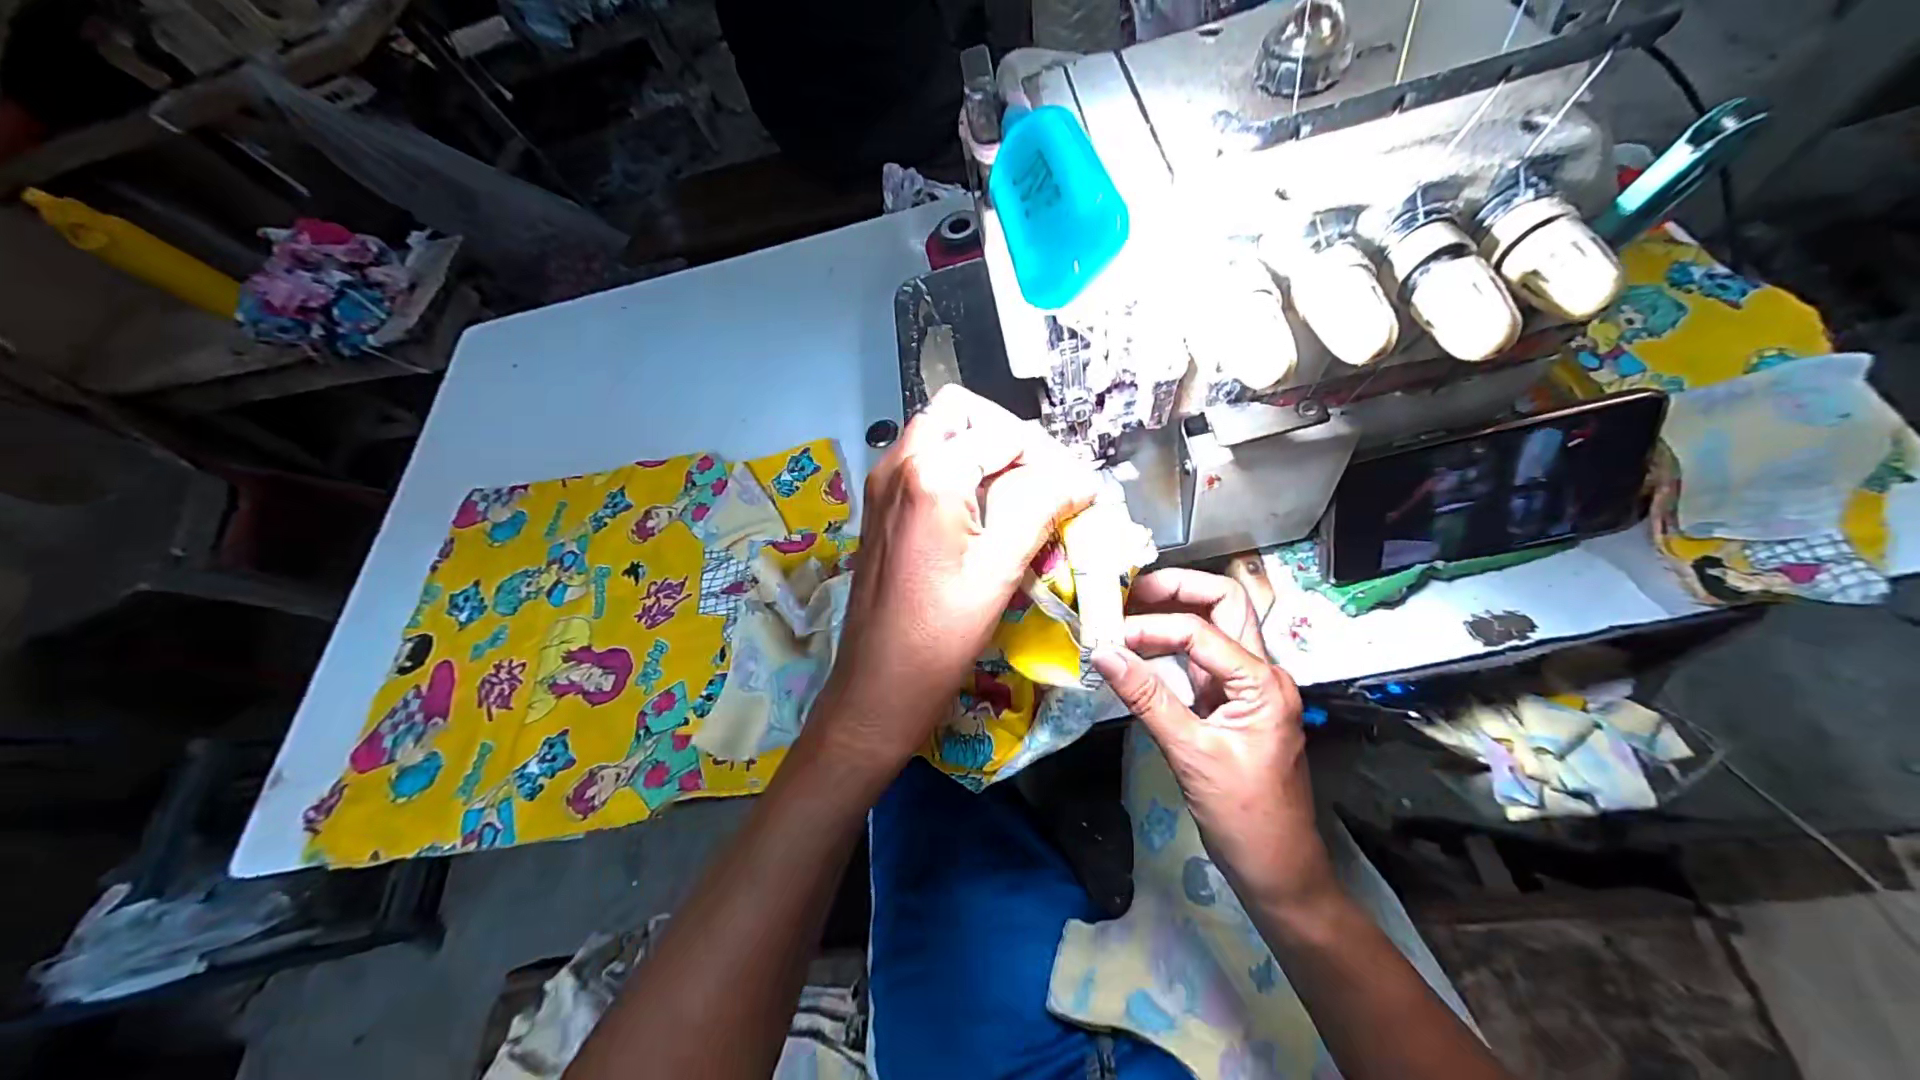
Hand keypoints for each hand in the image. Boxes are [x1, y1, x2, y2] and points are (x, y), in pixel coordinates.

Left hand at [810, 386, 1096, 775]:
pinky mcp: (880, 507)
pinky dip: (956, 470)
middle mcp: (897, 465)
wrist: (878, 684)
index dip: (1048, 458)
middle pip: (960, 412)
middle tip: (1040, 478)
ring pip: (938, 434)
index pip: (1005, 434)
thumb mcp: (999, 570)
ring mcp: (882, 485)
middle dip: (1005, 434)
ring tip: (1018, 495)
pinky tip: (983, 512)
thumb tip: (1082, 477)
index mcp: (930, 474)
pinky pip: (921, 463)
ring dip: (980, 450)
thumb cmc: (939, 637)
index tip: (1076, 490)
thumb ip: (1040, 508)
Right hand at [1090, 570, 1337, 914]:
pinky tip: (1140, 650)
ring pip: (1216, 625)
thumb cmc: (1245, 816)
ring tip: (1128, 613)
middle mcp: (1261, 672)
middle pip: (1225, 603)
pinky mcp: (1230, 702)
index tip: (1110, 639)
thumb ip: (1147, 699)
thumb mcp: (1191, 755)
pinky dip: (1171, 645)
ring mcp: (1247, 686)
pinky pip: (1201, 658)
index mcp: (1262, 682)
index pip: (1200, 631)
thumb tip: (1103, 653)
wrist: (1278, 867)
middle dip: (1179, 589)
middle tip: (1130, 592)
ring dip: (1175, 611)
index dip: (1151, 628)